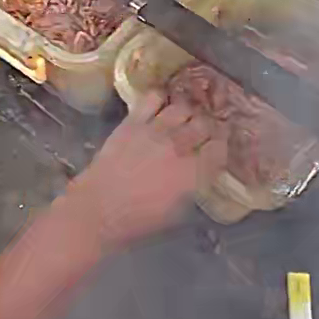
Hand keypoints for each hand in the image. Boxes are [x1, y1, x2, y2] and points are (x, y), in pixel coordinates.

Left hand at [58, 89, 226, 250]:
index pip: (219, 149)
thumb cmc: (137, 220)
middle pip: (205, 125)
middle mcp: (178, 147)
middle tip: (203, 132)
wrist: (97, 208)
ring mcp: (155, 131)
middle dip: (208, 128)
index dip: (221, 147)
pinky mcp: (132, 122)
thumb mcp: (176, 211)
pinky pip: (153, 98)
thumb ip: (192, 186)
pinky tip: (161, 106)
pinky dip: (161, 99)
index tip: (217, 148)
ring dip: (187, 113)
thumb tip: (199, 170)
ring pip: (183, 108)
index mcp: (192, 174)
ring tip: (183, 118)